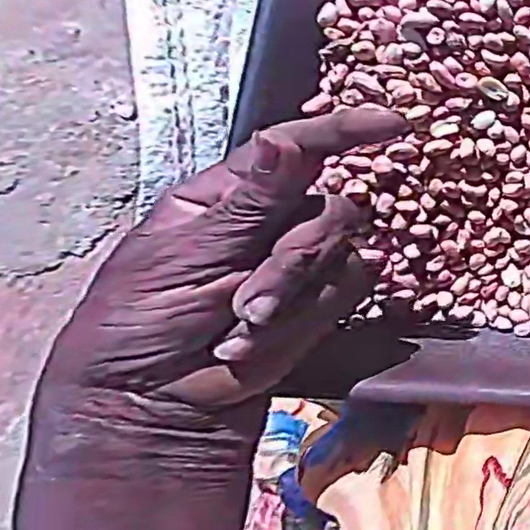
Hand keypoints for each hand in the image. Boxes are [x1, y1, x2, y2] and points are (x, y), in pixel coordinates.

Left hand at [32, 107, 408, 477]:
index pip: (294, 149)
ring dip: (295, 292)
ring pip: (344, 249)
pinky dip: (308, 316)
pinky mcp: (329, 294)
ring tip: (243, 326)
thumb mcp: (182, 258)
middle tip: (250, 302)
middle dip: (297, 256)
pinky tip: (256, 338)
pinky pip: (350, 286)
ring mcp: (306, 258)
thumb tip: (283, 144)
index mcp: (228, 196)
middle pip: (331, 208)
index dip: (345, 131)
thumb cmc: (137, 326)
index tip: (393, 123)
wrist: (156, 405)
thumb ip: (248, 203)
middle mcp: (275, 218)